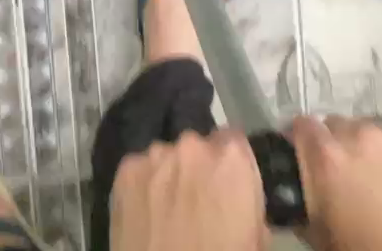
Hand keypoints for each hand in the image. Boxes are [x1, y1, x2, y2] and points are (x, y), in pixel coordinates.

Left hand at [110, 128, 266, 250]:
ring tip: (168, 211)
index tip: (226, 185)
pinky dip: (144, 186)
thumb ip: (247, 204)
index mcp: (232, 159)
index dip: (230, 165)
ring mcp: (156, 154)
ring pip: (167, 157)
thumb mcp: (254, 239)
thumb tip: (237, 200)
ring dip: (170, 176)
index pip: (235, 141)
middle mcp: (193, 145)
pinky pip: (141, 170)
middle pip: (198, 147)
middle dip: (198, 169)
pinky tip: (146, 214)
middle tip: (197, 204)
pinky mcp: (126, 169)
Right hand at [289, 116, 381, 250]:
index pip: (302, 125)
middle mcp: (359, 135)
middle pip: (338, 125)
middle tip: (350, 177)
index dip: (303, 141)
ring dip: (370, 149)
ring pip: (371, 130)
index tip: (309, 157)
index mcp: (327, 157)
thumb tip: (295, 185)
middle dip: (338, 146)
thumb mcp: (321, 236)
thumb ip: (304, 199)